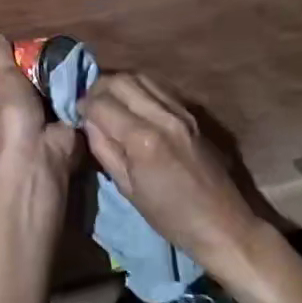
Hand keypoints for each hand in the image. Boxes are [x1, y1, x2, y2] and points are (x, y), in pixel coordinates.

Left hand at [0, 34, 78, 177]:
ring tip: (84, 54)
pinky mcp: (74, 120)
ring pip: (63, 87)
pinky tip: (96, 73)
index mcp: (8, 95)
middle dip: (54, 66)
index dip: (27, 58)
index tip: (42, 42)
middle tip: (70, 46)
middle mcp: (30, 104)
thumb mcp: (5, 79)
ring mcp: (52, 113)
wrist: (42, 149)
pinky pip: (81, 99)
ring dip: (72, 76)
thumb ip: (1, 58)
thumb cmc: (16, 113)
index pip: (18, 72)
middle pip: (43, 78)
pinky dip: (87, 90)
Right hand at [79, 73, 266, 278]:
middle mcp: (162, 117)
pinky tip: (132, 105)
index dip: (82, 105)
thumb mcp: (126, 187)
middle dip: (97, 87)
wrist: (225, 225)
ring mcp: (181, 112)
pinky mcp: (192, 114)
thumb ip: (103, 148)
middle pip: (119, 80)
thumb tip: (88, 122)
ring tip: (109, 101)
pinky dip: (139, 88)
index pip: (100, 103)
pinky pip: (158, 87)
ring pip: (140, 77)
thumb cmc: (169, 215)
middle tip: (90, 104)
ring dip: (118, 84)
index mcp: (142, 139)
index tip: (76, 114)